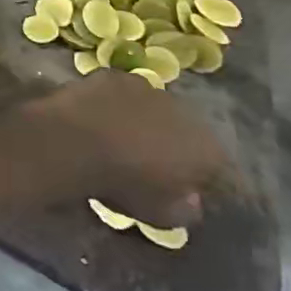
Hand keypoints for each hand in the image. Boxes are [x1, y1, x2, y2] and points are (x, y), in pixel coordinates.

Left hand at [24, 70, 232, 227]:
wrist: (75, 142)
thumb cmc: (123, 184)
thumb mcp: (162, 215)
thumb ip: (187, 209)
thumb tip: (192, 200)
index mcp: (206, 149)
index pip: (216, 166)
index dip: (200, 177)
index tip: (183, 187)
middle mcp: (183, 111)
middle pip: (185, 130)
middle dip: (173, 143)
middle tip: (149, 160)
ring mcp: (147, 87)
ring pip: (154, 106)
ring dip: (144, 119)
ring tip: (121, 136)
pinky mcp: (114, 75)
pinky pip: (122, 91)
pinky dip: (115, 102)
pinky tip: (99, 115)